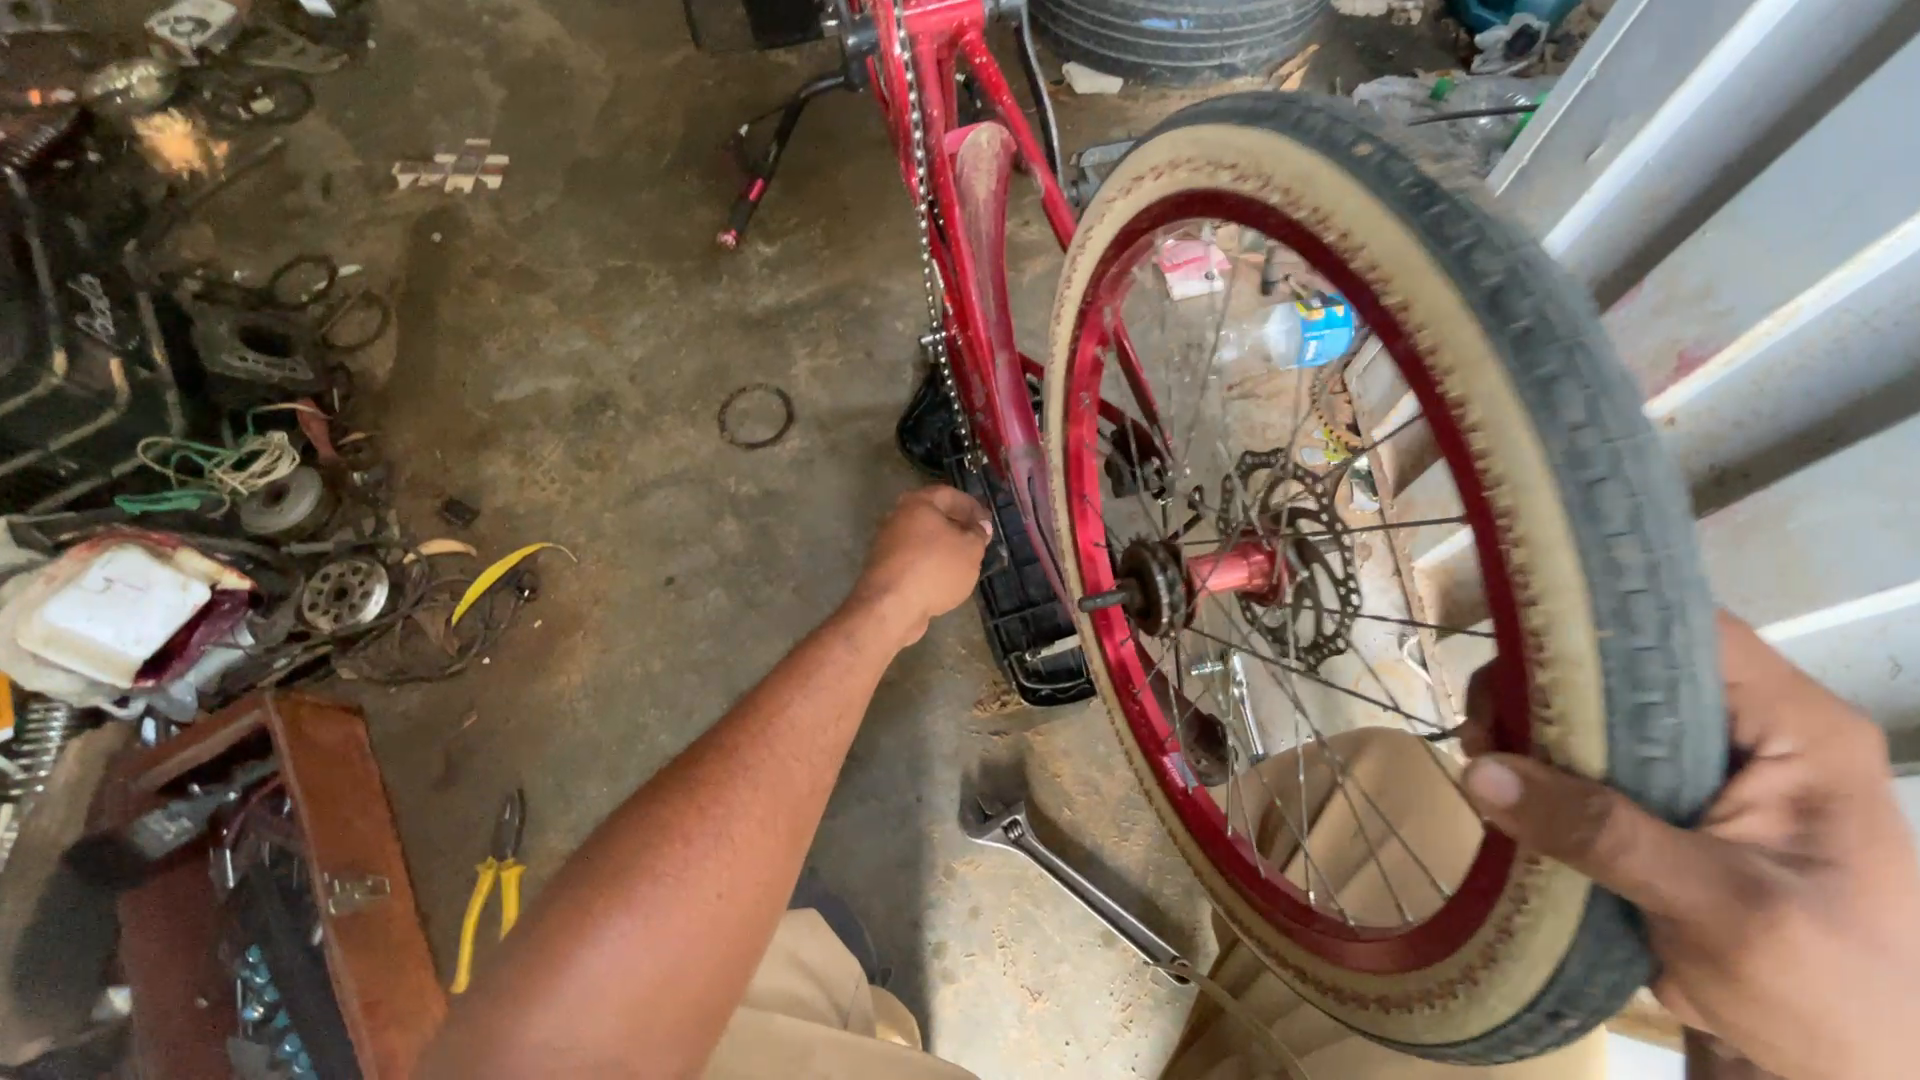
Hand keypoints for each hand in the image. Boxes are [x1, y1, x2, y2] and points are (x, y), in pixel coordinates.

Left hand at [845, 485, 991, 646]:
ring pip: (922, 539)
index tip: (987, 522)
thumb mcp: (970, 549)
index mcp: (917, 504)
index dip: (972, 506)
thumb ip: (978, 534)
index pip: (949, 494)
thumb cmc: (935, 568)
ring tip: (964, 562)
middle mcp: (897, 518)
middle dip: (957, 526)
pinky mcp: (884, 569)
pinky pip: (913, 559)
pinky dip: (930, 564)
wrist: (891, 606)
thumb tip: (979, 526)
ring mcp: (887, 544)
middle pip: (933, 516)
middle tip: (976, 540)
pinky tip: (943, 579)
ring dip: (943, 547)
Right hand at [1461, 612, 1919, 1078]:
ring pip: (1586, 712)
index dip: (1603, 617)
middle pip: (1620, 665)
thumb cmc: (1828, 990)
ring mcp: (1694, 767)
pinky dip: (1529, 771)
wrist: (1844, 1072)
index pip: (1691, 631)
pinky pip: (1575, 762)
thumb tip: (1480, 773)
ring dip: (1524, 733)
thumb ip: (1606, 837)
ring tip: (1485, 771)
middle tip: (1483, 733)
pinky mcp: (1653, 804)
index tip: (1513, 639)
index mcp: (1794, 731)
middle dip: (1538, 688)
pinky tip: (1503, 796)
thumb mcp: (1724, 910)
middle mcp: (1739, 732)